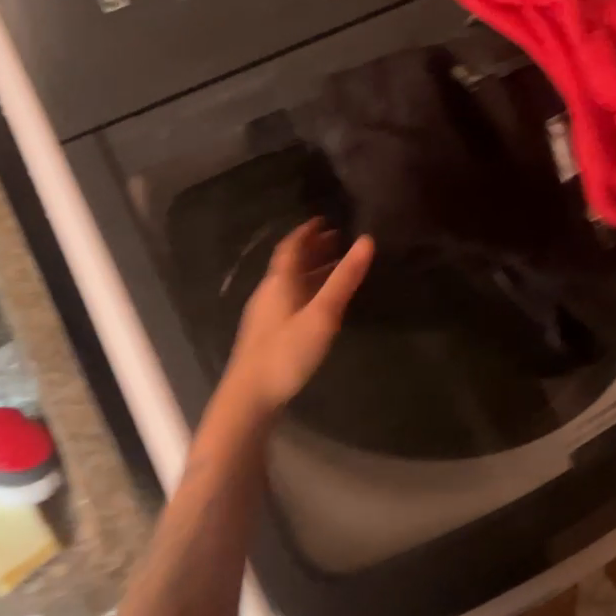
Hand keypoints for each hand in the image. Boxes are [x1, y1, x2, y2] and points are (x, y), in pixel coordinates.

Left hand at [223, 219, 374, 413]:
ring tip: (335, 268)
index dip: (307, 231)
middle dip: (313, 249)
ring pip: (290, 283)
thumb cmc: (286, 351)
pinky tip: (318, 304)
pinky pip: (289, 299)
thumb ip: (344, 279)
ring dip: (311, 271)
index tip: (326, 219)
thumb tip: (366, 240)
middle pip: (290, 263)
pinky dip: (307, 291)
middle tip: (337, 240)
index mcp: (279, 281)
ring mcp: (265, 314)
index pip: (292, 245)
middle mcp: (269, 291)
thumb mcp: (322, 315)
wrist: (249, 396)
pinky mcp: (267, 333)